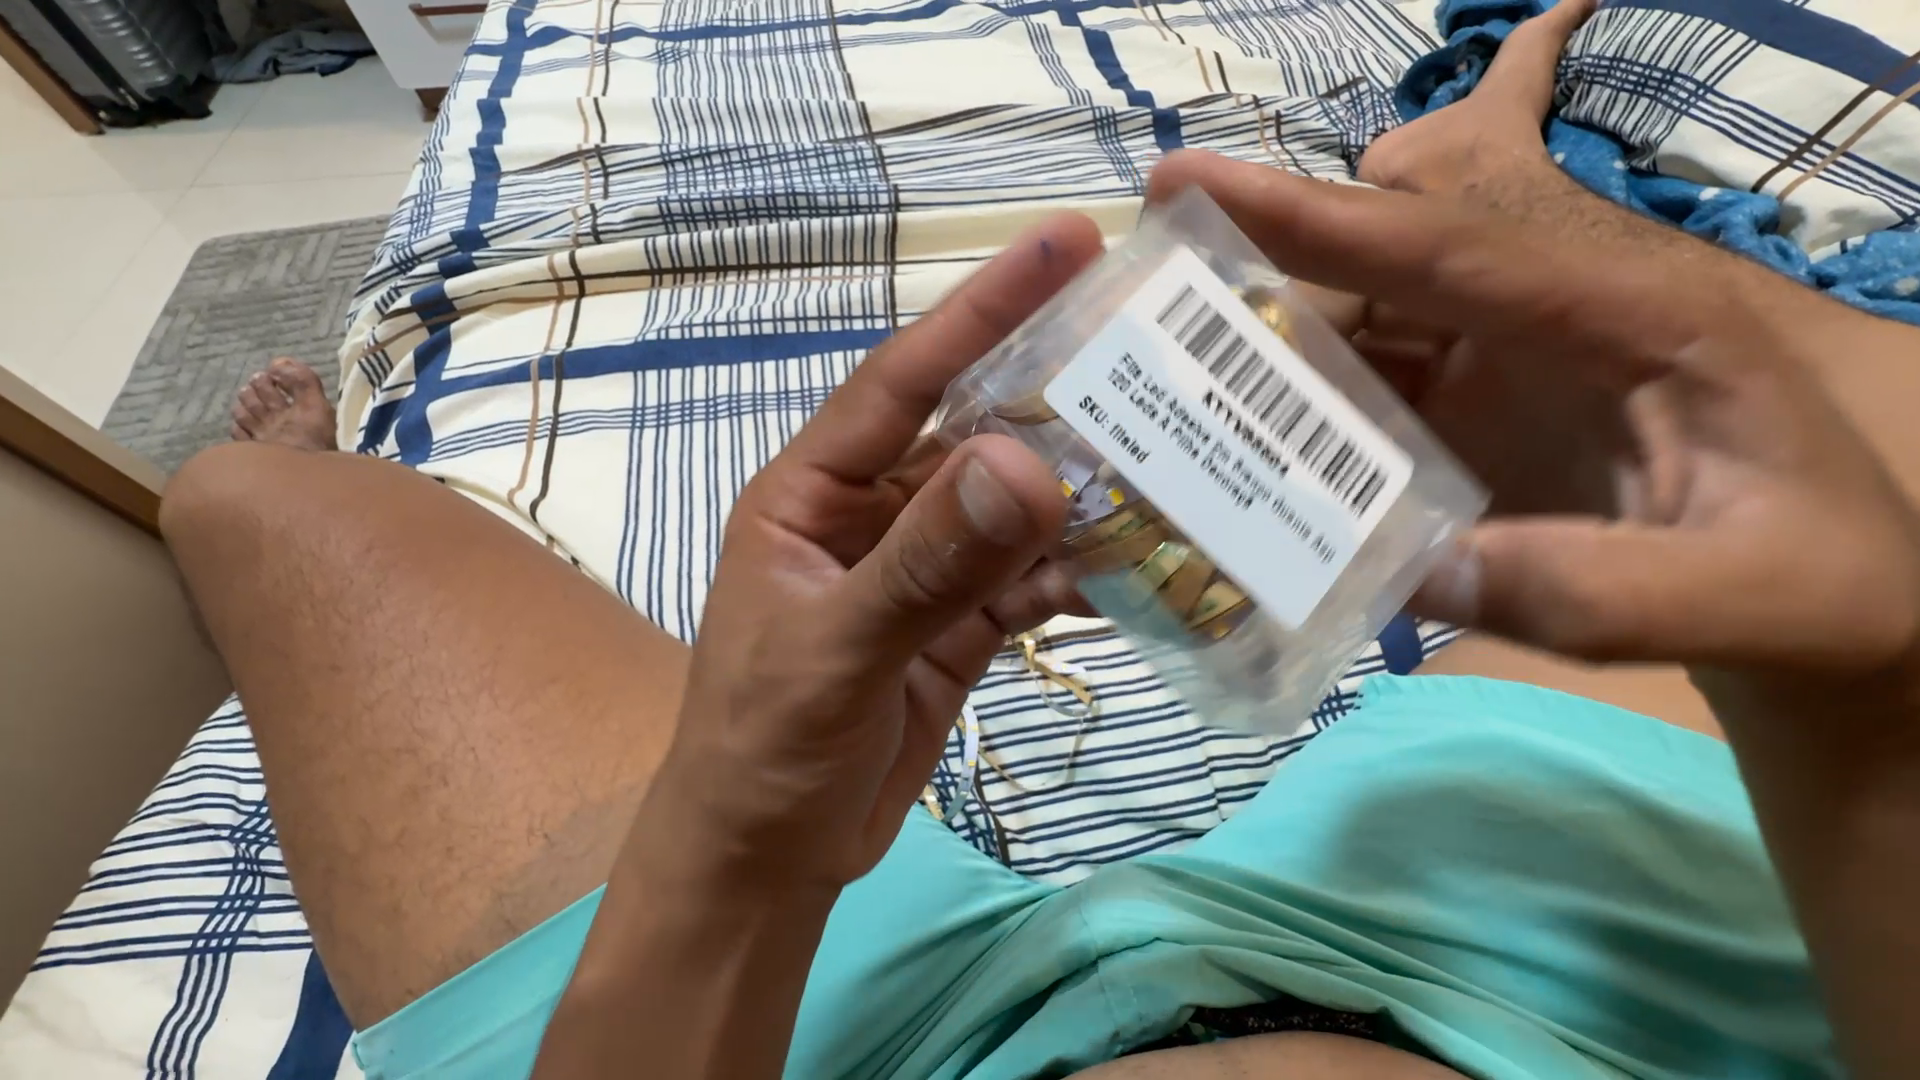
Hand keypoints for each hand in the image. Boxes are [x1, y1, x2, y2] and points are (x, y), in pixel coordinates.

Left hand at [634, 216, 1102, 889]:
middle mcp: (870, 516)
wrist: (768, 854)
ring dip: (1073, 499)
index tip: (1064, 243)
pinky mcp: (954, 628)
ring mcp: (919, 573)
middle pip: (970, 436)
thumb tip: (1027, 468)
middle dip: (1051, 400)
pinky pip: (1021, 583)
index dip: (981, 311)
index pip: (902, 381)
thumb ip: (925, 564)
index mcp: (813, 494)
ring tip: (1161, 469)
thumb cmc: (764, 746)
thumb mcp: (835, 651)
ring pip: (1007, 513)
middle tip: (1149, 353)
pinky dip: (1067, 577)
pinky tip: (1121, 572)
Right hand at [1146, 162, 1919, 680]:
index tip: (1187, 184)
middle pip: (1368, 267)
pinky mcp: (1452, 408)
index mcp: (1618, 318)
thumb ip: (1592, 591)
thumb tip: (1412, 566)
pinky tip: (1234, 436)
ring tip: (1167, 373)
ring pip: (1346, 318)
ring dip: (1260, 341)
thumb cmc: (1797, 584)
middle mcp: (1534, 317)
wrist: (1800, 605)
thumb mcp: (1736, 599)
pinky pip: (1349, 382)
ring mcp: (1486, 363)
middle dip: (1261, 269)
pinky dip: (1286, 401)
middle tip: (1149, 305)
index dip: (1309, 218)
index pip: (1441, 247)